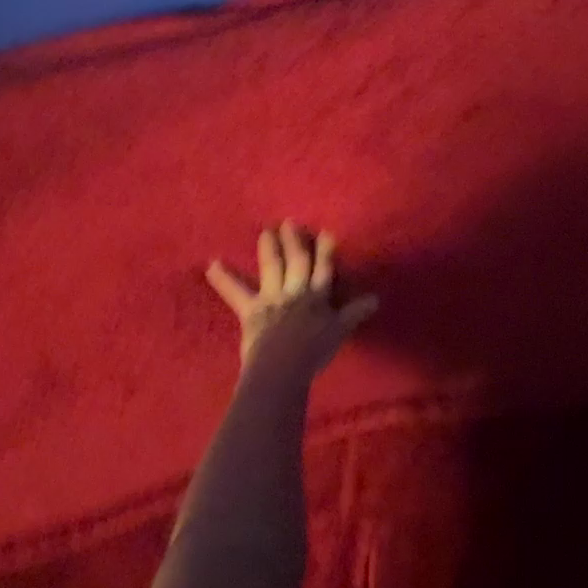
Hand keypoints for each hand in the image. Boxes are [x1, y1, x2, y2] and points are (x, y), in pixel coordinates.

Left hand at [205, 221, 378, 380]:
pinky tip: (211, 265)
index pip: (324, 270)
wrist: (283, 364)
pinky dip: (223, 279)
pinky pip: (236, 293)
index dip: (326, 251)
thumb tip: (376, 299)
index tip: (326, 232)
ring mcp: (272, 299)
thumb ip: (355, 312)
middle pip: (297, 262)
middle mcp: (295, 292)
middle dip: (295, 242)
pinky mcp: (252, 310)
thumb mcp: (340, 331)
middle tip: (290, 223)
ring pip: (272, 269)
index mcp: (317, 298)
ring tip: (266, 232)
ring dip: (269, 250)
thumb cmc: (314, 351)